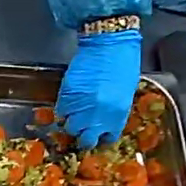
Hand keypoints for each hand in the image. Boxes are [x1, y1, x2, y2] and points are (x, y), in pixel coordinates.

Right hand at [57, 29, 140, 147]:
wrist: (109, 44)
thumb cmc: (123, 64)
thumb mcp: (125, 93)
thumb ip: (113, 111)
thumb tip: (103, 120)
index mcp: (118, 117)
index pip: (107, 139)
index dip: (101, 137)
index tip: (97, 134)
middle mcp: (98, 117)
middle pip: (85, 140)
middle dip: (83, 136)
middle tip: (81, 128)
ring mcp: (81, 108)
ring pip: (70, 128)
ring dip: (71, 122)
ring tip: (74, 113)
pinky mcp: (67, 96)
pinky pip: (60, 111)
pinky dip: (63, 109)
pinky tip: (69, 101)